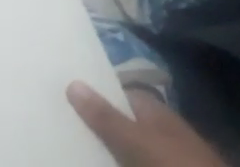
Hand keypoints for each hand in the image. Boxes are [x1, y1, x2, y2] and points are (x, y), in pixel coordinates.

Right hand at [68, 82, 227, 166]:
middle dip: (97, 124)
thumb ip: (106, 116)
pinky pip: (135, 161)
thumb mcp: (137, 141)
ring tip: (73, 147)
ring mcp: (166, 156)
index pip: (119, 94)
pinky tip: (103, 162)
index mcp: (155, 111)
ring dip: (107, 150)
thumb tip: (72, 82)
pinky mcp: (164, 166)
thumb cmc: (177, 164)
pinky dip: (119, 162)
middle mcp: (161, 130)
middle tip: (62, 124)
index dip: (94, 94)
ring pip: (128, 148)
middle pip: (122, 122)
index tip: (65, 97)